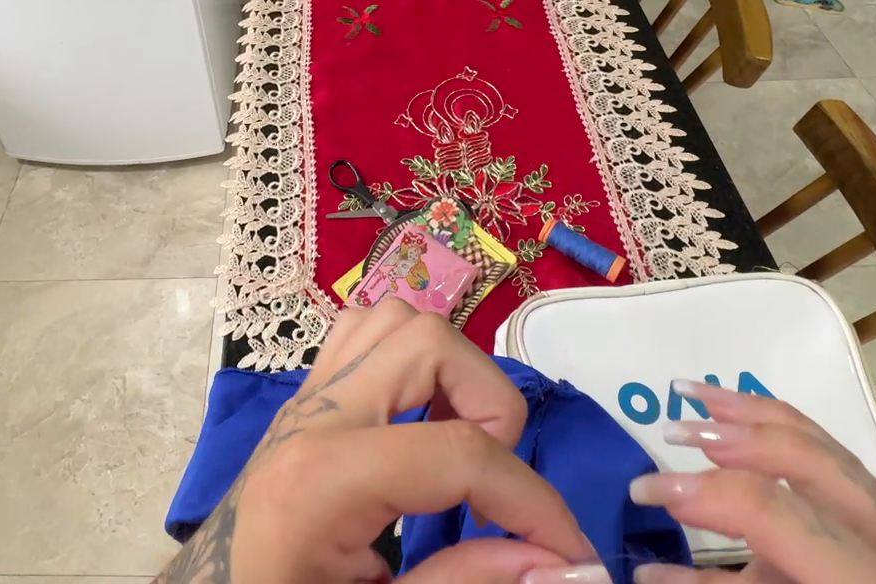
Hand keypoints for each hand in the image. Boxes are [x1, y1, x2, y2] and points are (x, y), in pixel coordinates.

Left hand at [156, 299, 597, 583]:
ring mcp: (305, 395)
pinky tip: (423, 419)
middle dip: (490, 402)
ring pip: (393, 318)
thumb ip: (464, 581)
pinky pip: (365, 333)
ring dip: (449, 368)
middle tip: (499, 481)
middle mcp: (312, 414)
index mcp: (322, 479)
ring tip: (463, 442)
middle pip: (425, 341)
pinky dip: (411, 358)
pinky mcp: (307, 394)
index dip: (534, 501)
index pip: (457, 451)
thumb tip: (559, 563)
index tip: (571, 552)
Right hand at [630, 379, 875, 583]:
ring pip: (804, 431)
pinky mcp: (871, 484)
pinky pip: (812, 432)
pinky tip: (721, 403)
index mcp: (857, 572)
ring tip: (684, 391)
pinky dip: (760, 412)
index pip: (767, 509)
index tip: (644, 492)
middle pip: (795, 454)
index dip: (701, 494)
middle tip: (669, 433)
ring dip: (737, 407)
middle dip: (724, 435)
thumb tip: (645, 571)